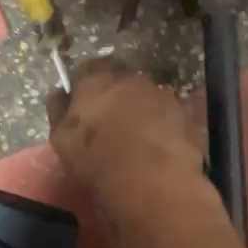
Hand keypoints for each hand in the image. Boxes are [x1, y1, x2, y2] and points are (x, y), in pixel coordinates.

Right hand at [47, 60, 204, 199]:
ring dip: (142, 107)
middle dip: (116, 93)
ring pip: (148, 95)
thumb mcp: (60, 138)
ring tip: (138, 135)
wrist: (150, 180)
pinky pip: (173, 113)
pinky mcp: (188, 114)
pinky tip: (160, 143)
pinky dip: (166, 123)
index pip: (90, 66)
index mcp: (96, 80)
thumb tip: (60, 93)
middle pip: (122, 79)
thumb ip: (58, 109)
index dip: (87, 80)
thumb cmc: (95, 157)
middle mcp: (131, 79)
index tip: (83, 97)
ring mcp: (163, 95)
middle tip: (110, 118)